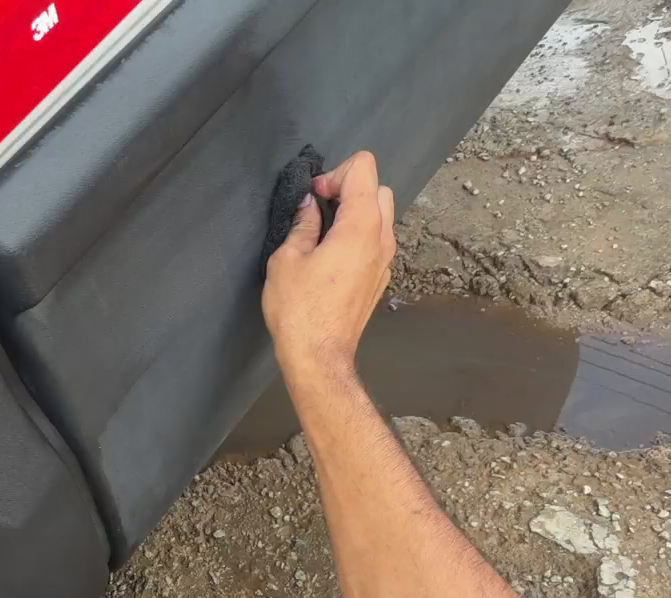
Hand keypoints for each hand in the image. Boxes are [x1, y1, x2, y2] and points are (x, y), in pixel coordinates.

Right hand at [261, 151, 396, 379]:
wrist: (318, 356)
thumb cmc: (299, 311)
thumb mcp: (286, 260)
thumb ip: (301, 225)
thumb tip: (308, 207)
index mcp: (360, 225)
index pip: (363, 168)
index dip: (333, 175)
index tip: (313, 199)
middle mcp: (381, 238)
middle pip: (377, 189)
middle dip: (348, 191)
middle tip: (318, 212)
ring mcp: (384, 261)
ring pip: (380, 217)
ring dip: (353, 215)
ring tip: (322, 236)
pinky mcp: (379, 280)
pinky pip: (374, 244)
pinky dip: (357, 239)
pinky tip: (330, 260)